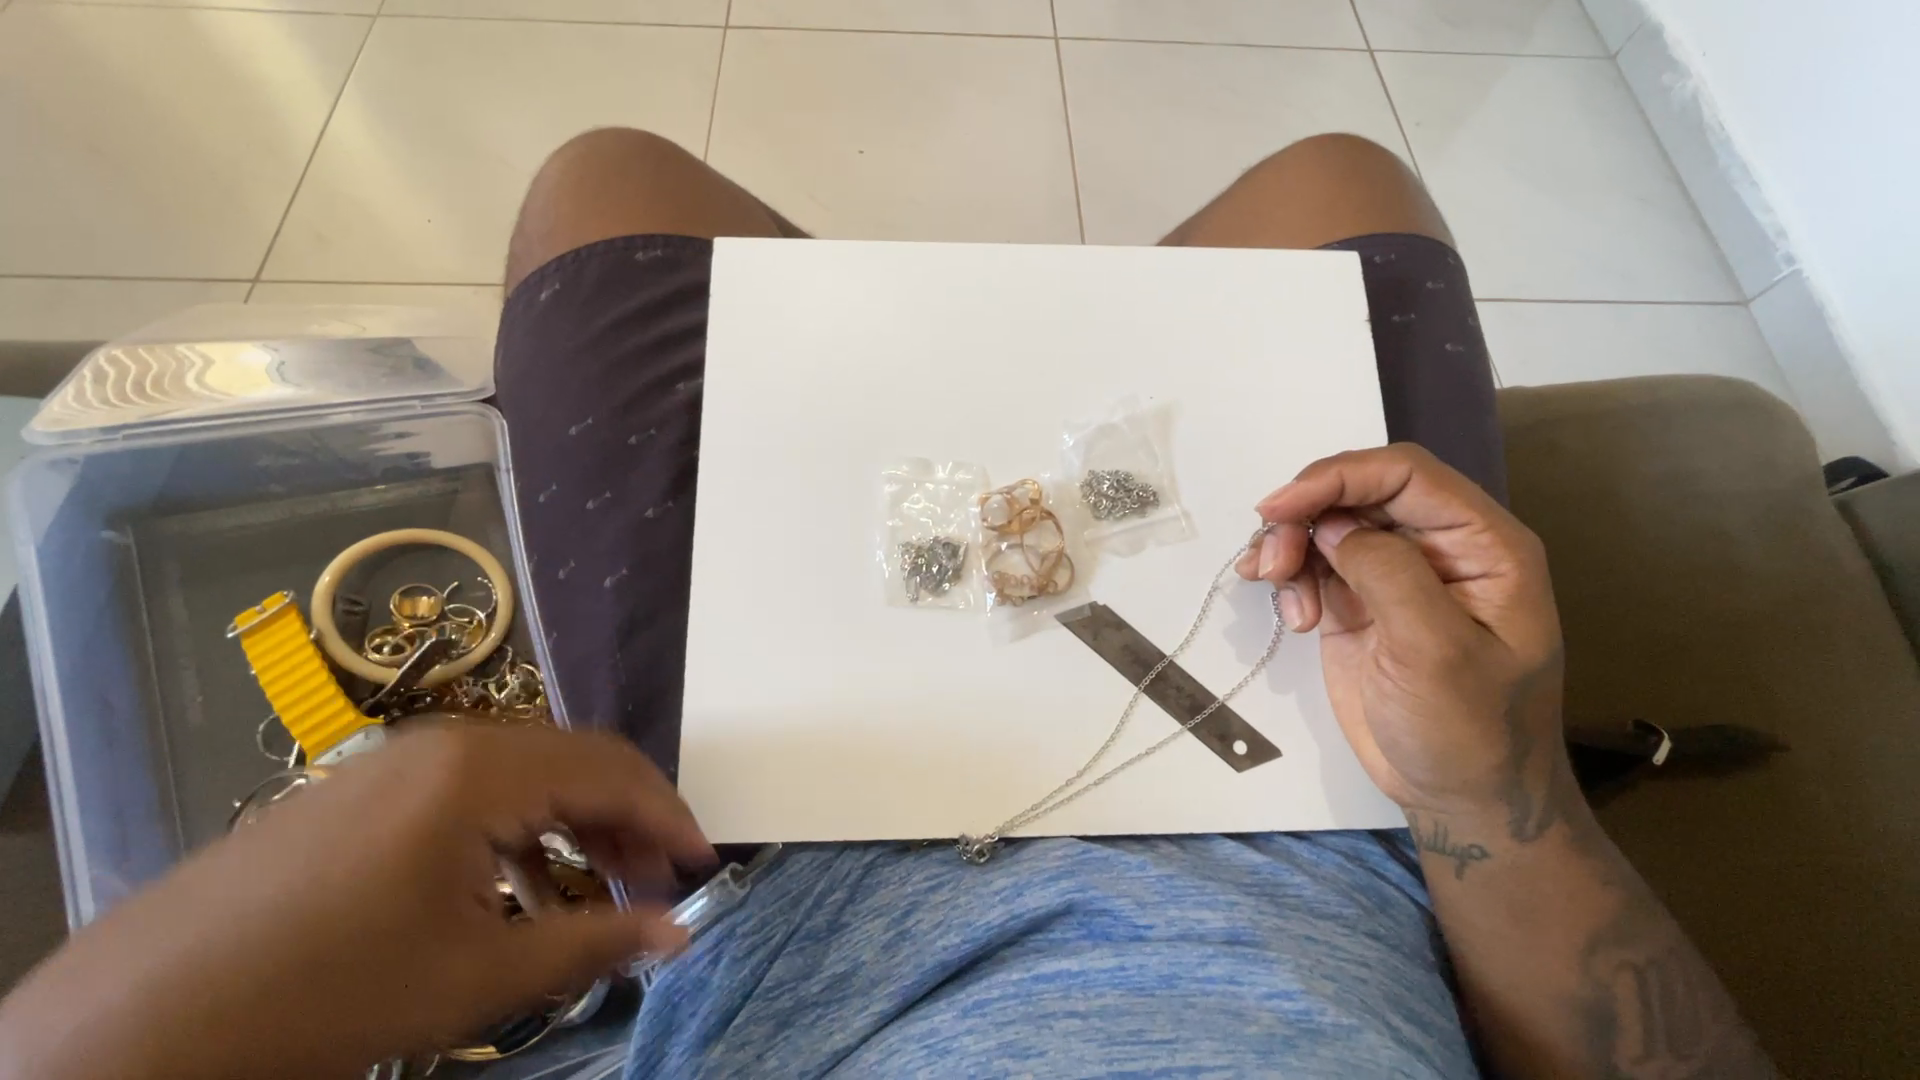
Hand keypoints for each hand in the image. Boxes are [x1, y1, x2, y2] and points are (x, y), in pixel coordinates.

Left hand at [0, 723, 714, 1079]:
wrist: (127, 1023)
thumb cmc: (326, 994)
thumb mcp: (477, 977)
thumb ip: (594, 942)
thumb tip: (681, 933)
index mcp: (484, 770)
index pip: (614, 771)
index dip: (670, 816)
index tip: (704, 863)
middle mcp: (452, 743)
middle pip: (576, 764)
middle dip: (629, 822)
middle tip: (659, 883)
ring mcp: (404, 759)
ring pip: (529, 776)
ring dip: (577, 826)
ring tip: (601, 887)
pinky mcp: (370, 786)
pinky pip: (477, 791)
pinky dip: (521, 831)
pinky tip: (522, 886)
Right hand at [1236, 444, 1567, 822]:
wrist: (1459, 798)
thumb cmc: (1469, 730)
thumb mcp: (1436, 652)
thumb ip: (1388, 573)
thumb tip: (1332, 526)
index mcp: (1481, 545)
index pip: (1405, 475)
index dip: (1337, 476)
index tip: (1278, 507)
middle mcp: (1438, 548)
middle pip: (1357, 494)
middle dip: (1304, 516)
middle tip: (1271, 564)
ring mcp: (1394, 575)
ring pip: (1326, 526)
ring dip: (1289, 548)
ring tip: (1274, 589)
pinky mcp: (1358, 604)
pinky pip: (1313, 565)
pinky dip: (1288, 577)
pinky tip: (1289, 613)